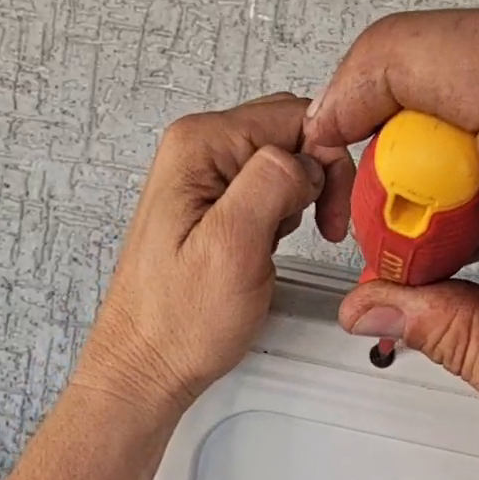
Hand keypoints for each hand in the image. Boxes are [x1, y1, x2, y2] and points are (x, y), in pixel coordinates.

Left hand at [78, 93, 355, 415]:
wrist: (149, 365)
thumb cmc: (178, 323)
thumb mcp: (233, 246)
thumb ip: (272, 182)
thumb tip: (306, 156)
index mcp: (198, 147)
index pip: (294, 115)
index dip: (326, 160)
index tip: (329, 210)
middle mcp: (196, 154)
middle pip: (290, 134)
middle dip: (317, 181)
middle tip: (320, 229)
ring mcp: (203, 181)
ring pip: (282, 166)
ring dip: (299, 204)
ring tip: (277, 248)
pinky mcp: (211, 208)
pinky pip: (267, 194)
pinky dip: (282, 220)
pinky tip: (268, 250)